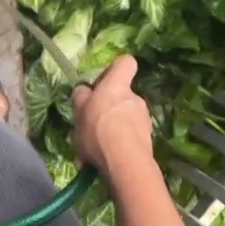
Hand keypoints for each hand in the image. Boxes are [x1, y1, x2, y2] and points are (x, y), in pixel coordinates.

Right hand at [71, 56, 154, 176]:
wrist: (124, 161)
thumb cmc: (98, 131)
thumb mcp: (79, 112)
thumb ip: (81, 98)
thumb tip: (83, 91)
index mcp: (117, 86)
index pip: (124, 63)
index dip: (113, 70)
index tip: (101, 84)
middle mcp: (134, 98)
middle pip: (121, 98)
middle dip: (106, 111)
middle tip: (89, 128)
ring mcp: (142, 120)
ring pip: (122, 122)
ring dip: (108, 133)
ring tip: (91, 152)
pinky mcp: (145, 141)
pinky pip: (126, 140)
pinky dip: (114, 148)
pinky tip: (99, 162)